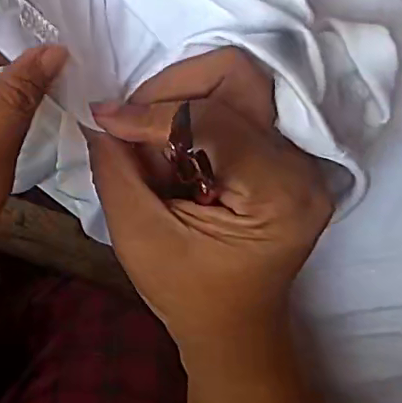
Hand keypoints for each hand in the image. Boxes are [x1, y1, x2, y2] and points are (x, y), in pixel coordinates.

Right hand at [83, 48, 333, 372]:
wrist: (231, 327)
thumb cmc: (188, 292)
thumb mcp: (138, 236)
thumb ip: (115, 170)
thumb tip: (101, 118)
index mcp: (278, 193)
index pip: (213, 120)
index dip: (151, 114)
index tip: (103, 120)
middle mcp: (300, 163)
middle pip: (237, 75)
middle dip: (171, 89)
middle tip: (134, 125)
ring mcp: (296, 153)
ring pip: (232, 81)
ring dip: (176, 101)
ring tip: (152, 149)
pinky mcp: (278, 150)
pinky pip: (229, 101)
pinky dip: (186, 113)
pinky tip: (169, 153)